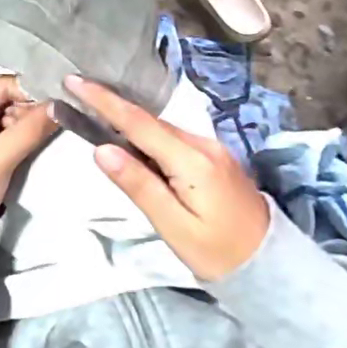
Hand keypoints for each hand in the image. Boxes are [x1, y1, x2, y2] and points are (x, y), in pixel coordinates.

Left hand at [0, 75, 58, 223]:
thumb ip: (30, 129)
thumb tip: (61, 105)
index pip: (1, 85)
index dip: (31, 90)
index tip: (60, 100)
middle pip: (4, 96)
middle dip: (29, 107)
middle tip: (53, 121)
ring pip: (5, 112)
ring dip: (25, 121)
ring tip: (42, 133)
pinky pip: (2, 127)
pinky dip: (18, 132)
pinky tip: (32, 138)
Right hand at [66, 75, 269, 279]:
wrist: (272, 266)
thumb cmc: (219, 253)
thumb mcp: (173, 226)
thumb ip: (139, 185)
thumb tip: (102, 150)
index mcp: (193, 160)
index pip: (139, 122)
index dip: (104, 100)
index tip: (74, 81)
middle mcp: (204, 144)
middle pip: (150, 121)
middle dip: (112, 105)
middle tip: (76, 93)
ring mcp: (212, 148)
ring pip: (161, 128)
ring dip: (129, 121)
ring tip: (94, 115)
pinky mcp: (214, 157)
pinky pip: (173, 138)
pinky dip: (147, 136)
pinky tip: (131, 142)